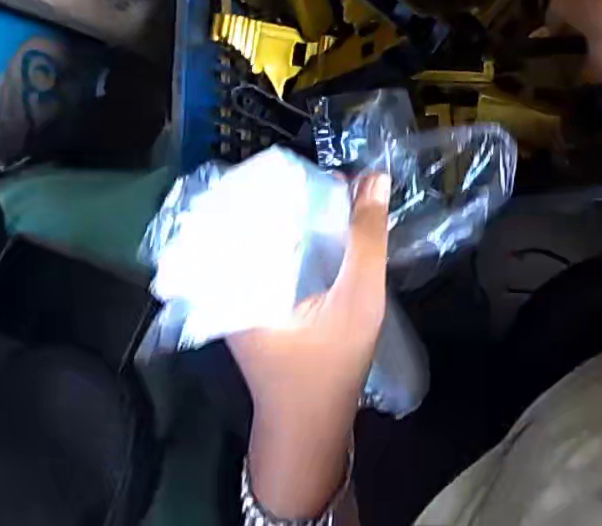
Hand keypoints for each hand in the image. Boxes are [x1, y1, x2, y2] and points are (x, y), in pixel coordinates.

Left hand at [228, 170, 390, 517]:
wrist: (309, 428)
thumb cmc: (329, 365)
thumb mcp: (358, 299)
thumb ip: (367, 238)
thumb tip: (373, 177)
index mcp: (238, 272)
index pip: (245, 205)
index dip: (281, 181)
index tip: (317, 173)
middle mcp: (227, 276)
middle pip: (253, 216)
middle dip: (290, 194)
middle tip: (329, 182)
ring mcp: (235, 290)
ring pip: (260, 234)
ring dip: (292, 215)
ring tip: (326, 199)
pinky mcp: (249, 300)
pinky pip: (266, 253)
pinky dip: (290, 236)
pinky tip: (317, 231)